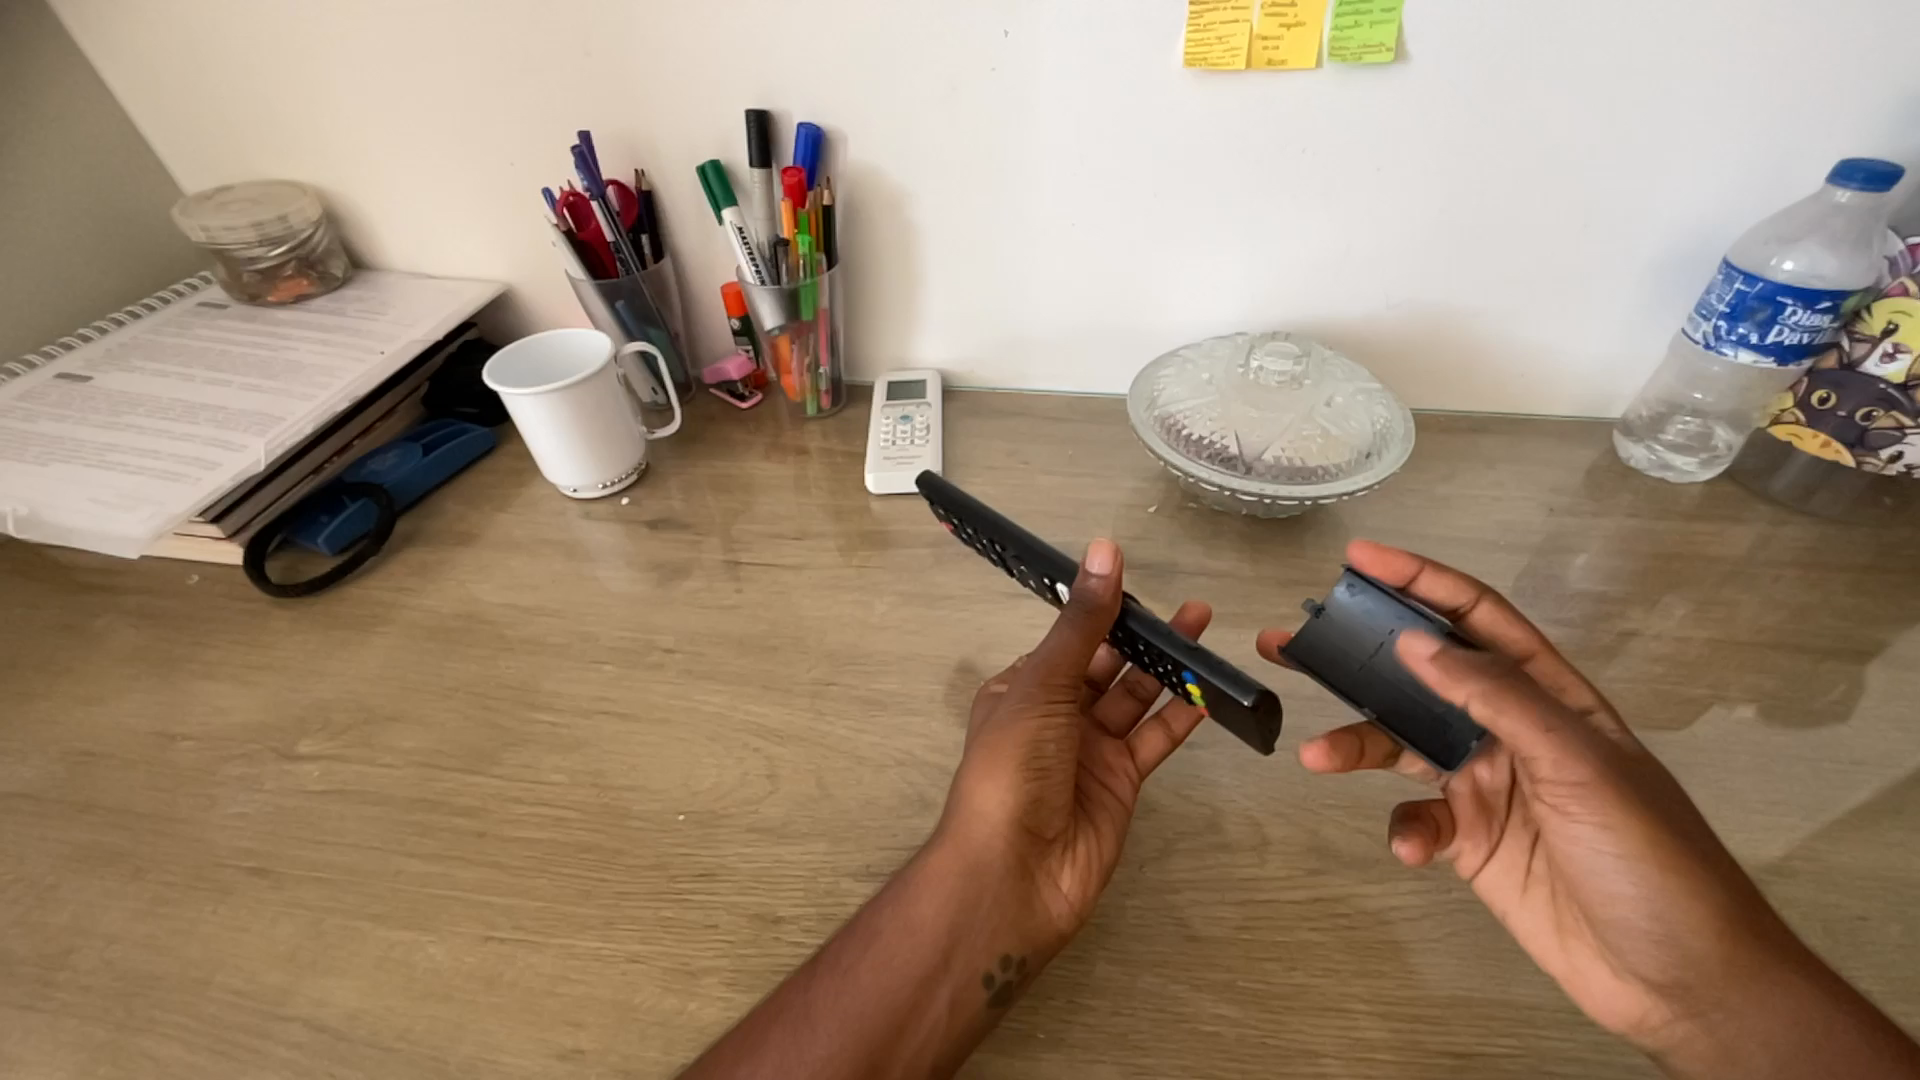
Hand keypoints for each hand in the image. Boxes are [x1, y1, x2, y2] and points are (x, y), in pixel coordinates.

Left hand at [934, 538, 1212, 953]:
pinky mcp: (1120, 783)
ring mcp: (1089, 751)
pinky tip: (1211, 690)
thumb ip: (1082, 624)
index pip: (1068, 641)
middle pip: (1105, 666)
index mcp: (1022, 688)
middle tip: (1188, 609)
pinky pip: (1154, 739)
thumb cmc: (1013, 767)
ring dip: (1167, 667)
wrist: (1015, 873)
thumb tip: (1104, 552)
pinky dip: (1181, 715)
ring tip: (1204, 631)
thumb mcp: (1043, 685)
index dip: (1101, 614)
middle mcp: (1055, 715)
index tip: (1138, 585)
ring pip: (1134, 698)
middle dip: (1142, 637)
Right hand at [1257, 540, 1912, 1072]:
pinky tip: (1412, 848)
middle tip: (1287, 642)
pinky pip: (1415, 815)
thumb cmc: (1647, 856)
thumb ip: (1493, 697)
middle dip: (1353, 657)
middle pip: (1416, 675)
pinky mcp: (1466, 836)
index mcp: (1546, 694)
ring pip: (1398, 744)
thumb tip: (1411, 643)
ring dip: (1354, 746)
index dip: (1418, 581)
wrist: (1682, 982)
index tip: (1357, 559)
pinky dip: (1404, 828)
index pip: (1474, 619)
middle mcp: (1505, 728)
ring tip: (1314, 757)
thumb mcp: (1577, 764)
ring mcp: (1482, 781)